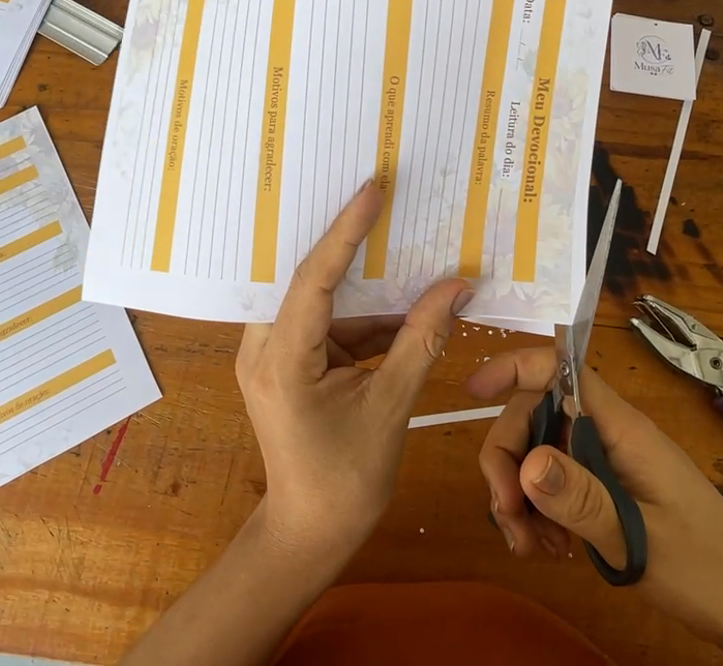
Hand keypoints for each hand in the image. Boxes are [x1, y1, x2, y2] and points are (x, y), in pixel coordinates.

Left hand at [236, 184, 473, 560]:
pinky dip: (363, 315)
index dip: (345, 231)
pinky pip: (327, 324)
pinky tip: (402, 299)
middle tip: (378, 197)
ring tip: (403, 244)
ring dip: (363, 283)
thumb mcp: (390, 407)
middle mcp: (264, 347)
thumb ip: (421, 340)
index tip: (372, 190)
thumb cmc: (346, 479)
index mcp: (280, 359)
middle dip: (347, 242)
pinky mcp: (290, 362)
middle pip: (308, 279)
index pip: (313, 279)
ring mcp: (274, 354)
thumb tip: (457, 288)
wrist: (311, 532)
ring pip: (321, 300)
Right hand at [469, 348, 722, 665]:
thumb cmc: (711, 569)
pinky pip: (554, 482)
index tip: (471, 392)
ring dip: (521, 494)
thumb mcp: (640, 539)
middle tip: (510, 520)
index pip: (559, 368)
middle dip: (508, 461)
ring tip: (532, 546)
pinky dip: (539, 511)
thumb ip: (582, 499)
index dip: (513, 367)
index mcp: (621, 428)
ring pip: (538, 452)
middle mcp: (607, 434)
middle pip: (534, 415)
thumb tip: (525, 462)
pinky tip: (549, 547)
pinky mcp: (605, 489)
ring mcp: (606, 461)